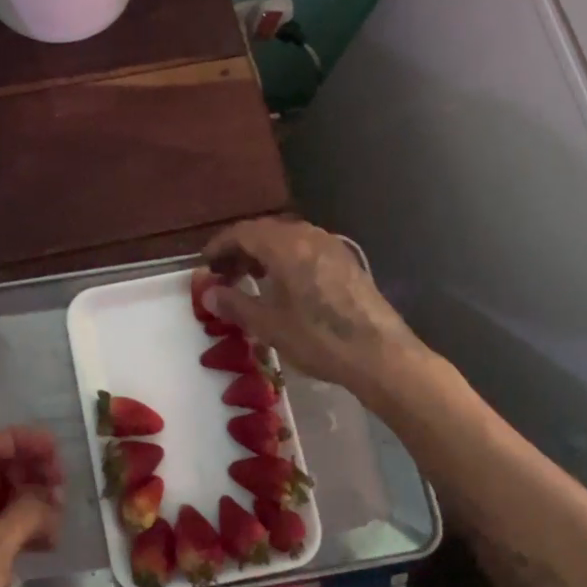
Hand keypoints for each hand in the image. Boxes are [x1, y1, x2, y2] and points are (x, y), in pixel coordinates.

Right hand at [203, 218, 430, 390]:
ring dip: (264, 253)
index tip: (205, 264)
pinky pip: (306, 248)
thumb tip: (207, 292)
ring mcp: (331, 246)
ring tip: (250, 278)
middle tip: (224, 273)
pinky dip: (286, 258)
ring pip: (287, 239)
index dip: (219, 246)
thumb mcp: (269, 325)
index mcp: (286, 246)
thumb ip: (234, 304)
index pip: (242, 232)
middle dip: (240, 249)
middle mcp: (308, 236)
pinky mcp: (346, 261)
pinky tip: (283, 284)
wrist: (381, 355)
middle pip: (265, 231)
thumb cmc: (319, 338)